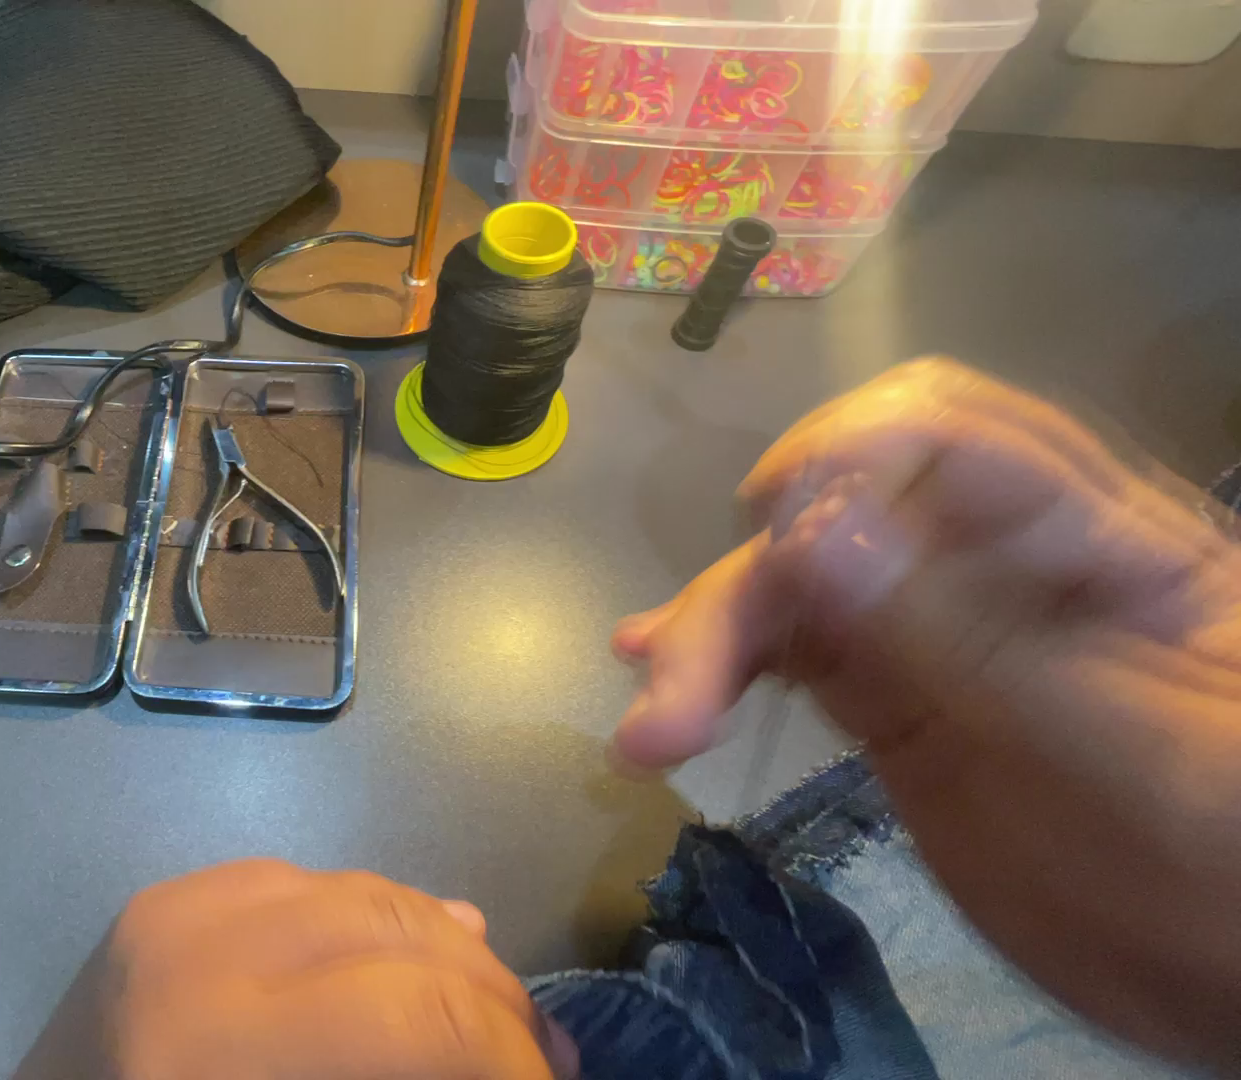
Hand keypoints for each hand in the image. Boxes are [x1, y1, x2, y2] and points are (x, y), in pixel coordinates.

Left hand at [13, 859, 578, 1079]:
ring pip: (347, 885)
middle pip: (384, 924)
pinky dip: (360, 912)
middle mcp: (189, 953)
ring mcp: (168, 909)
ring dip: (431, 935)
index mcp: (212, 1051)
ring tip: (486, 990)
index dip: (502, 1051)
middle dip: (482, 983)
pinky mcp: (161, 899)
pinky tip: (397, 946)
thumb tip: (513, 1058)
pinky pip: (292, 881)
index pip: (407, 1021)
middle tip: (538, 1041)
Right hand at [610, 359, 1240, 1071]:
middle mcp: (975, 556)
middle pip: (816, 517)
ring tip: (649, 736)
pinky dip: (701, 662)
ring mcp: (910, 615)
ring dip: (696, 643)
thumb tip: (808, 531)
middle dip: (735, 591)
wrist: (1224, 977)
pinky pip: (765, 640)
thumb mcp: (1129, 759)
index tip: (769, 535)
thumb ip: (968, 637)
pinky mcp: (863, 675)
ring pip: (770, 582)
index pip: (940, 430)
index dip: (838, 457)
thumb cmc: (1230, 875)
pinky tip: (657, 692)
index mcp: (1082, 535)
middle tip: (674, 695)